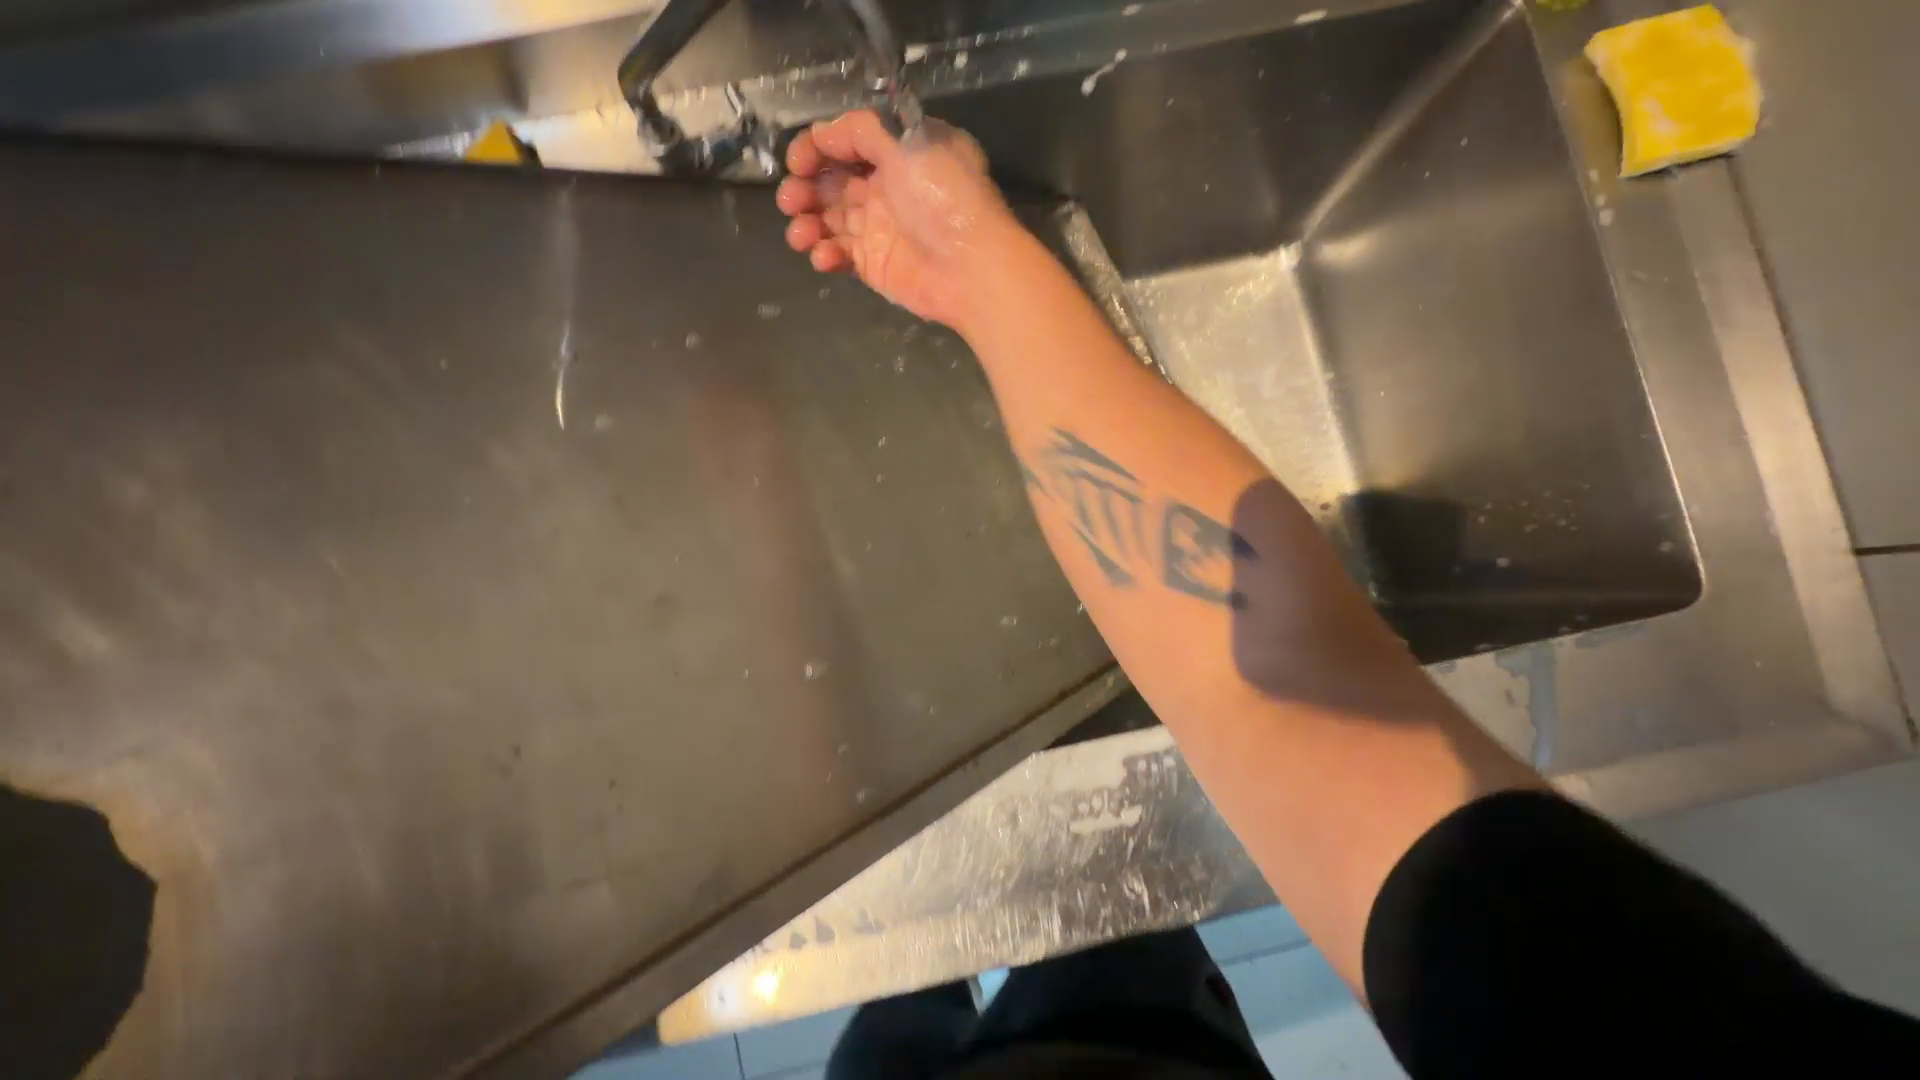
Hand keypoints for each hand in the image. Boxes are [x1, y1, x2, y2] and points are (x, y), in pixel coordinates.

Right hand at [776, 110, 1020, 330]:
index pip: (846, 143)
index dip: (816, 149)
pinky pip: (839, 254)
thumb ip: (861, 130)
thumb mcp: (907, 142)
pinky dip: (824, 253)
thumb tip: (824, 133)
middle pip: (830, 181)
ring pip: (828, 218)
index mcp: (899, 153)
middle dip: (803, 187)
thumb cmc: (943, 199)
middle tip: (792, 200)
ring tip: (801, 233)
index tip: (798, 162)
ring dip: (806, 222)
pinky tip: (825, 256)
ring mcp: (880, 227)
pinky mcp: (874, 264)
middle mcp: (888, 186)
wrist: (970, 267)